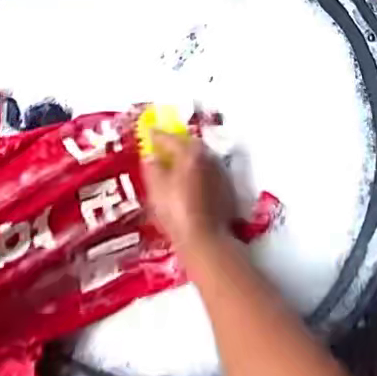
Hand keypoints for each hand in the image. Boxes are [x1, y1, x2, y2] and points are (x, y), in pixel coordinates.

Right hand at [143, 131, 236, 250]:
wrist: (207, 241)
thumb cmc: (176, 211)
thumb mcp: (156, 188)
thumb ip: (152, 167)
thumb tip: (151, 157)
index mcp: (189, 152)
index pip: (170, 138)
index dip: (157, 136)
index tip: (148, 134)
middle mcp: (208, 156)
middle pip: (189, 145)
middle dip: (176, 145)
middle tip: (163, 150)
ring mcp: (220, 173)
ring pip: (202, 159)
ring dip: (189, 159)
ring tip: (176, 168)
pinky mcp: (228, 190)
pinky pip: (209, 173)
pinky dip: (199, 174)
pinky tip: (191, 184)